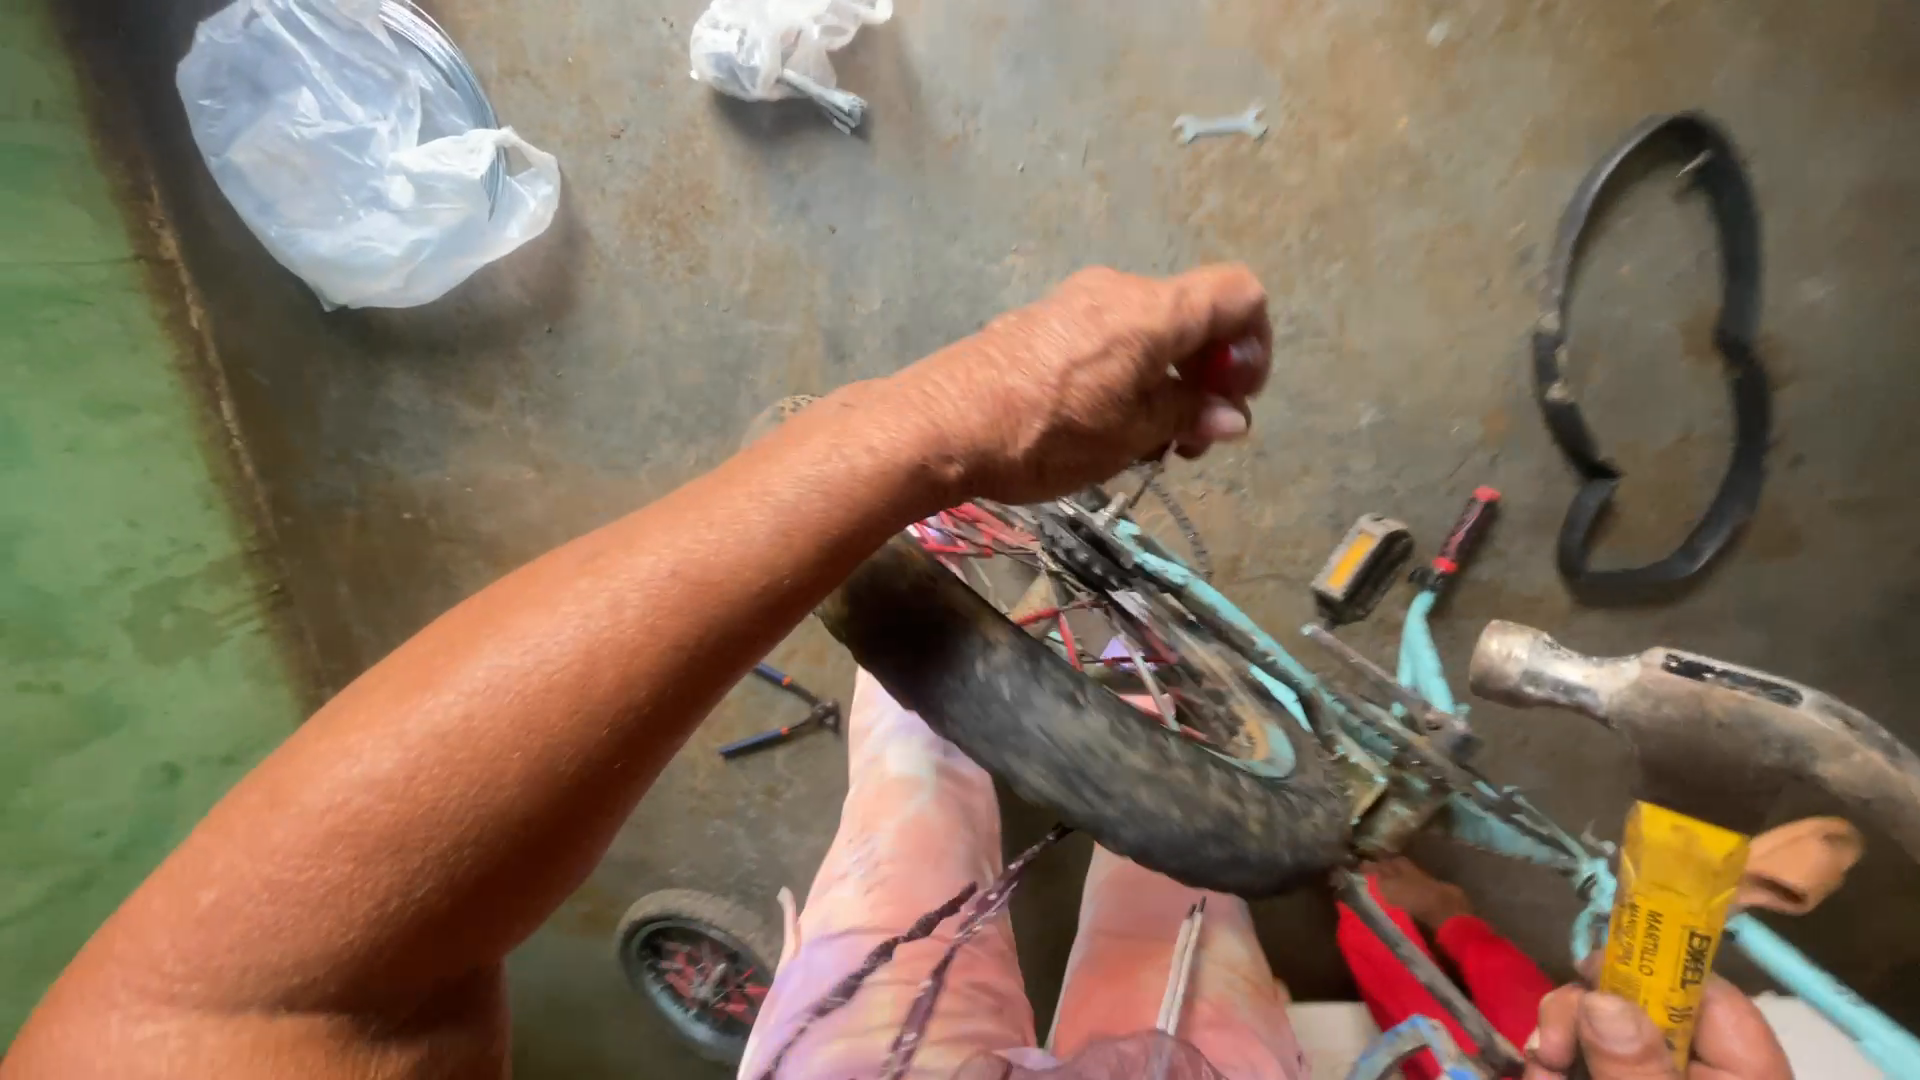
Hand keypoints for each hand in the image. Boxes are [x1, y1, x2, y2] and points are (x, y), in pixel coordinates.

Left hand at [880, 265, 1271, 504]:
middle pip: (1192, 319)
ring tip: (1143, 445)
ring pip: (1147, 336)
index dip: (1255, 344)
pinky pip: (1106, 341)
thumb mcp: (1127, 437)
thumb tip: (1231, 416)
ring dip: (1163, 386)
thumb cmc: (1043, 436)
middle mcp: (1117, 292)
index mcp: (1151, 312)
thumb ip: (1187, 416)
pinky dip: (1125, 378)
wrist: (939, 426)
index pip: (1239, 294)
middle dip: (1205, 378)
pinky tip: (1102, 427)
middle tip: (1188, 442)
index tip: (1234, 397)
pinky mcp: (1042, 324)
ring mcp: (1074, 303)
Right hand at [1524, 979, 1791, 1079]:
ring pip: (1599, 1025)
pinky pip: (1584, 1052)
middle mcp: (1705, 1068)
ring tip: (1539, 1073)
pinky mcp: (1620, 1075)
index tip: (1586, 974)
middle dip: (1578, 1013)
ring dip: (1556, 1040)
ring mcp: (1656, 1072)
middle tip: (1548, 1049)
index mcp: (1745, 1075)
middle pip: (1640, 1004)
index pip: (1713, 997)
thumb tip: (1602, 997)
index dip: (1651, 972)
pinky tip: (1542, 1076)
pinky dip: (1555, 1061)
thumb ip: (1638, 1070)